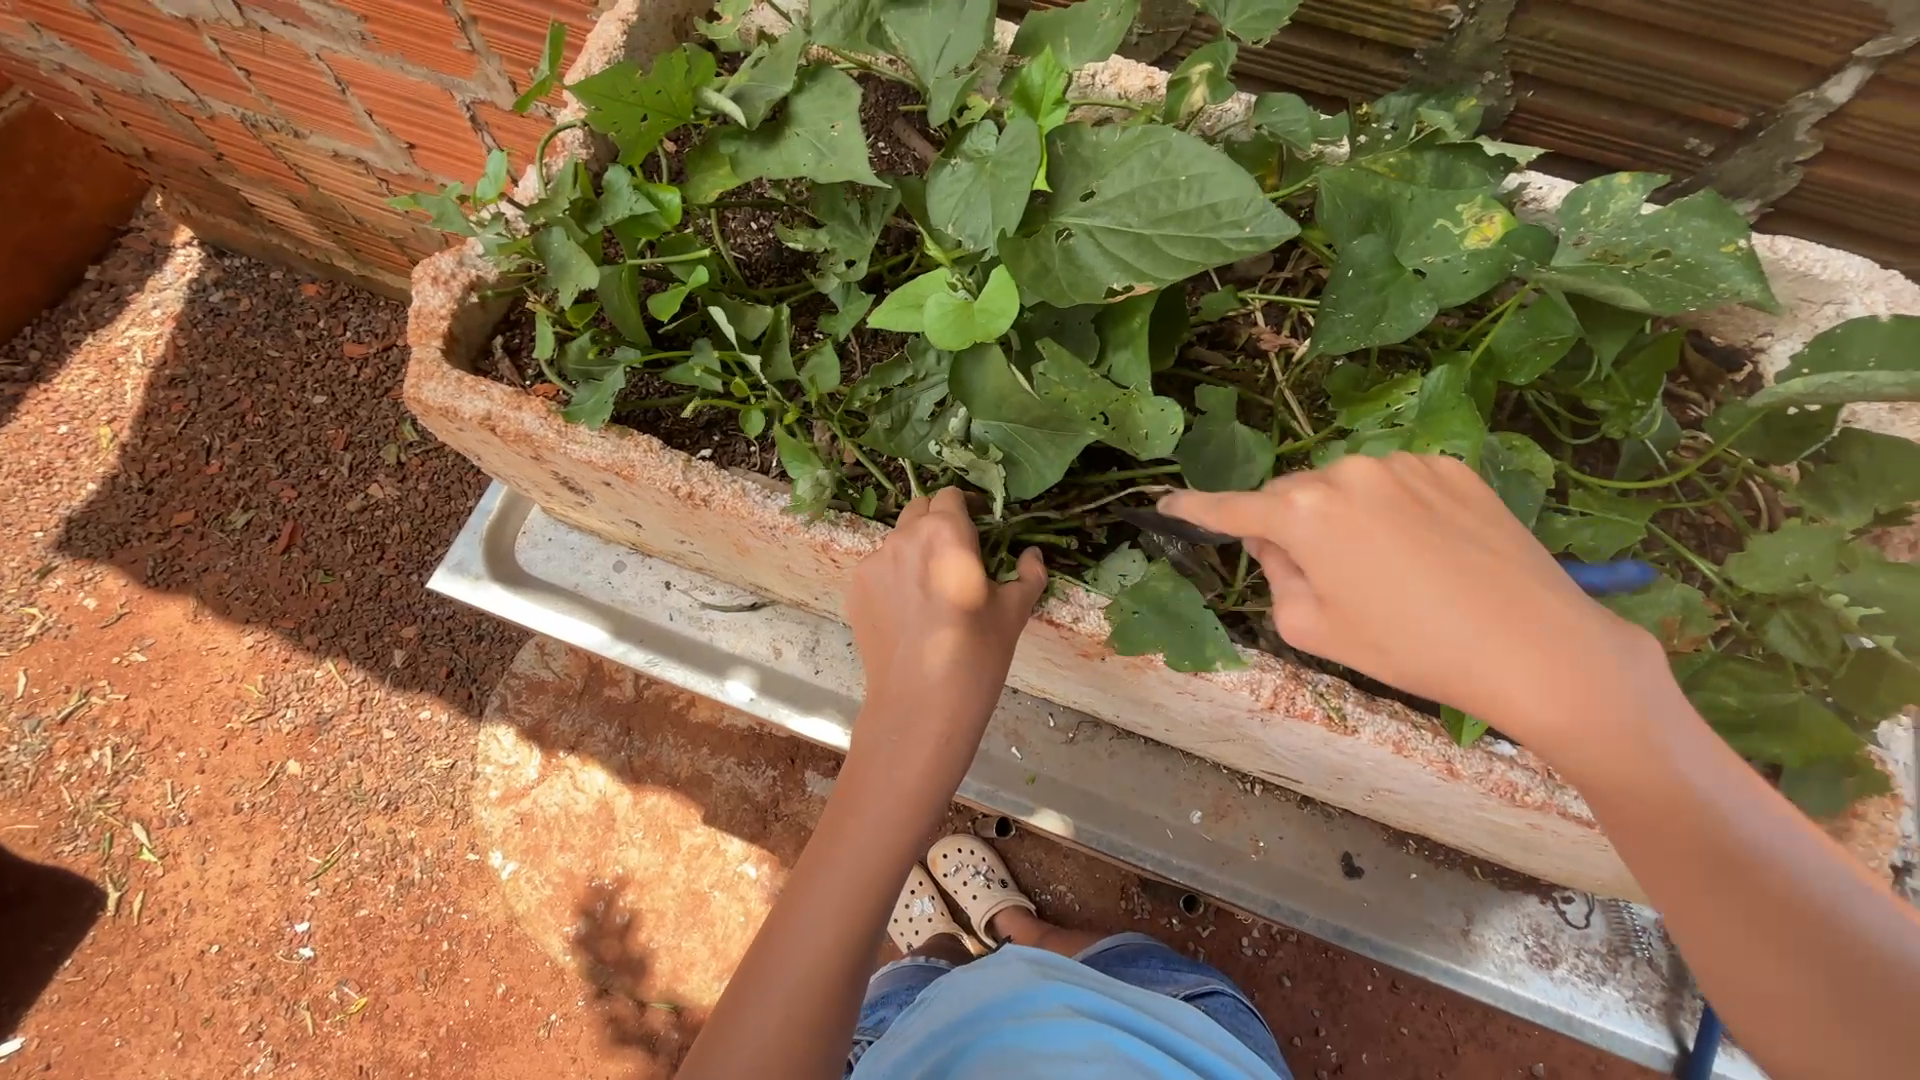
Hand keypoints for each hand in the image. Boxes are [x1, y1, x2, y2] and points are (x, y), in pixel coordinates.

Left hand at [844, 488, 1047, 792]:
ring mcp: (874, 563)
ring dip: (915, 551)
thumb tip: (1032, 556)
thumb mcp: (1014, 612)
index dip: (966, 508)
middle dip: (938, 522)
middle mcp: (905, 537)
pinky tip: (909, 613)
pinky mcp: (856, 589)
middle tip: (956, 556)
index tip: (978, 530)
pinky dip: (894, 578)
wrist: (920, 704)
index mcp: (947, 532)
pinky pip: (879, 569)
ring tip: (932, 591)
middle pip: (919, 509)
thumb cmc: (976, 655)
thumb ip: (1028, 575)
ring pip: (897, 540)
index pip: (951, 495)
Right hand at [1161, 453, 1664, 758]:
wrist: (1535, 647)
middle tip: (1316, 576)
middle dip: (1288, 527)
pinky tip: (1421, 549)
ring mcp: (1404, 464)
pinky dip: (1388, 508)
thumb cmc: (1408, 649)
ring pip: (1343, 486)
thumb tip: (1278, 545)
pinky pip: (1394, 482)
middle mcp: (1347, 472)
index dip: (1194, 509)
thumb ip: (1275, 577)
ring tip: (1381, 568)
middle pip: (1291, 496)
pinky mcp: (1452, 468)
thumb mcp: (1312, 629)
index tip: (1165, 503)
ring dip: (1340, 517)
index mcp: (1304, 514)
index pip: (1230, 508)